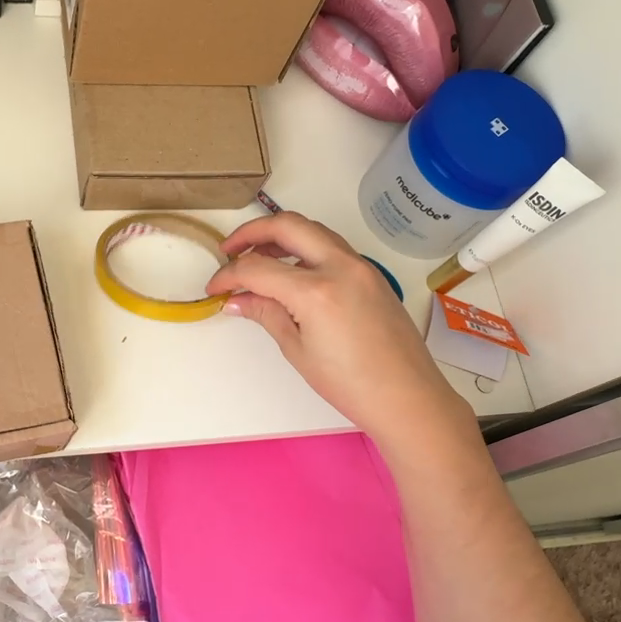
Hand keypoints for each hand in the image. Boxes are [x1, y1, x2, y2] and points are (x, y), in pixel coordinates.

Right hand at [207, 211, 468, 441]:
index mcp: (316, 290)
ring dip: (280, 236)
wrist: (407, 396)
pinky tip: (289, 272)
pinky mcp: (371, 274)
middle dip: (252, 232)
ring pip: (313, 230)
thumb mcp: (298, 349)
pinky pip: (331, 246)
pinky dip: (304, 248)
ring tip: (256, 259)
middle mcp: (340, 266)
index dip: (228, 274)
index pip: (258, 268)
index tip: (214, 287)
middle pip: (287, 225)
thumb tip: (236, 300)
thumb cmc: (349, 383)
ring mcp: (360, 266)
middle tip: (229, 250)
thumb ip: (266, 314)